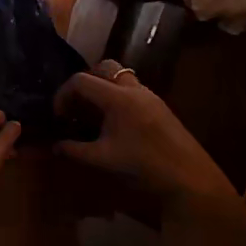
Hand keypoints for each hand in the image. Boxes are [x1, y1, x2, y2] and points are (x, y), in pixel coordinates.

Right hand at [54, 61, 239, 211]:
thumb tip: (56, 146)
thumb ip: (75, 150)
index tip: (58, 116)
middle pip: (104, 68)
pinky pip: (132, 90)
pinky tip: (113, 124)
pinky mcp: (159, 107)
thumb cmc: (143, 166)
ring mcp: (150, 96)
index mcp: (118, 98)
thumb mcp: (102, 160)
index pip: (82, 80)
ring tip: (92, 115)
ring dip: (102, 89)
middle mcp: (134, 89)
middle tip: (75, 107)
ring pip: (120, 77)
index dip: (63, 94)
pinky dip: (116, 97)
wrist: (188, 176)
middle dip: (84, 83)